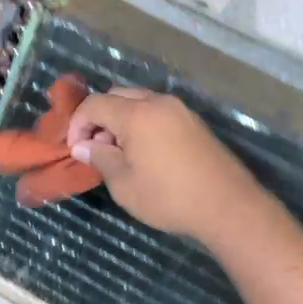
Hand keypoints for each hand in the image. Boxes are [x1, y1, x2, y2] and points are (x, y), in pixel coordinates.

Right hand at [67, 87, 259, 239]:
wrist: (227, 207)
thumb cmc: (168, 198)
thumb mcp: (123, 184)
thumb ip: (100, 159)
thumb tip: (84, 146)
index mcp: (137, 114)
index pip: (94, 104)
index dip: (77, 124)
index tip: (74, 150)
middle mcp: (159, 103)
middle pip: (116, 96)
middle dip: (98, 118)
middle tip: (95, 149)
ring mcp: (180, 111)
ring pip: (138, 102)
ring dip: (120, 120)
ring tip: (118, 153)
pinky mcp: (194, 123)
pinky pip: (157, 112)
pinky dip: (141, 124)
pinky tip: (142, 152)